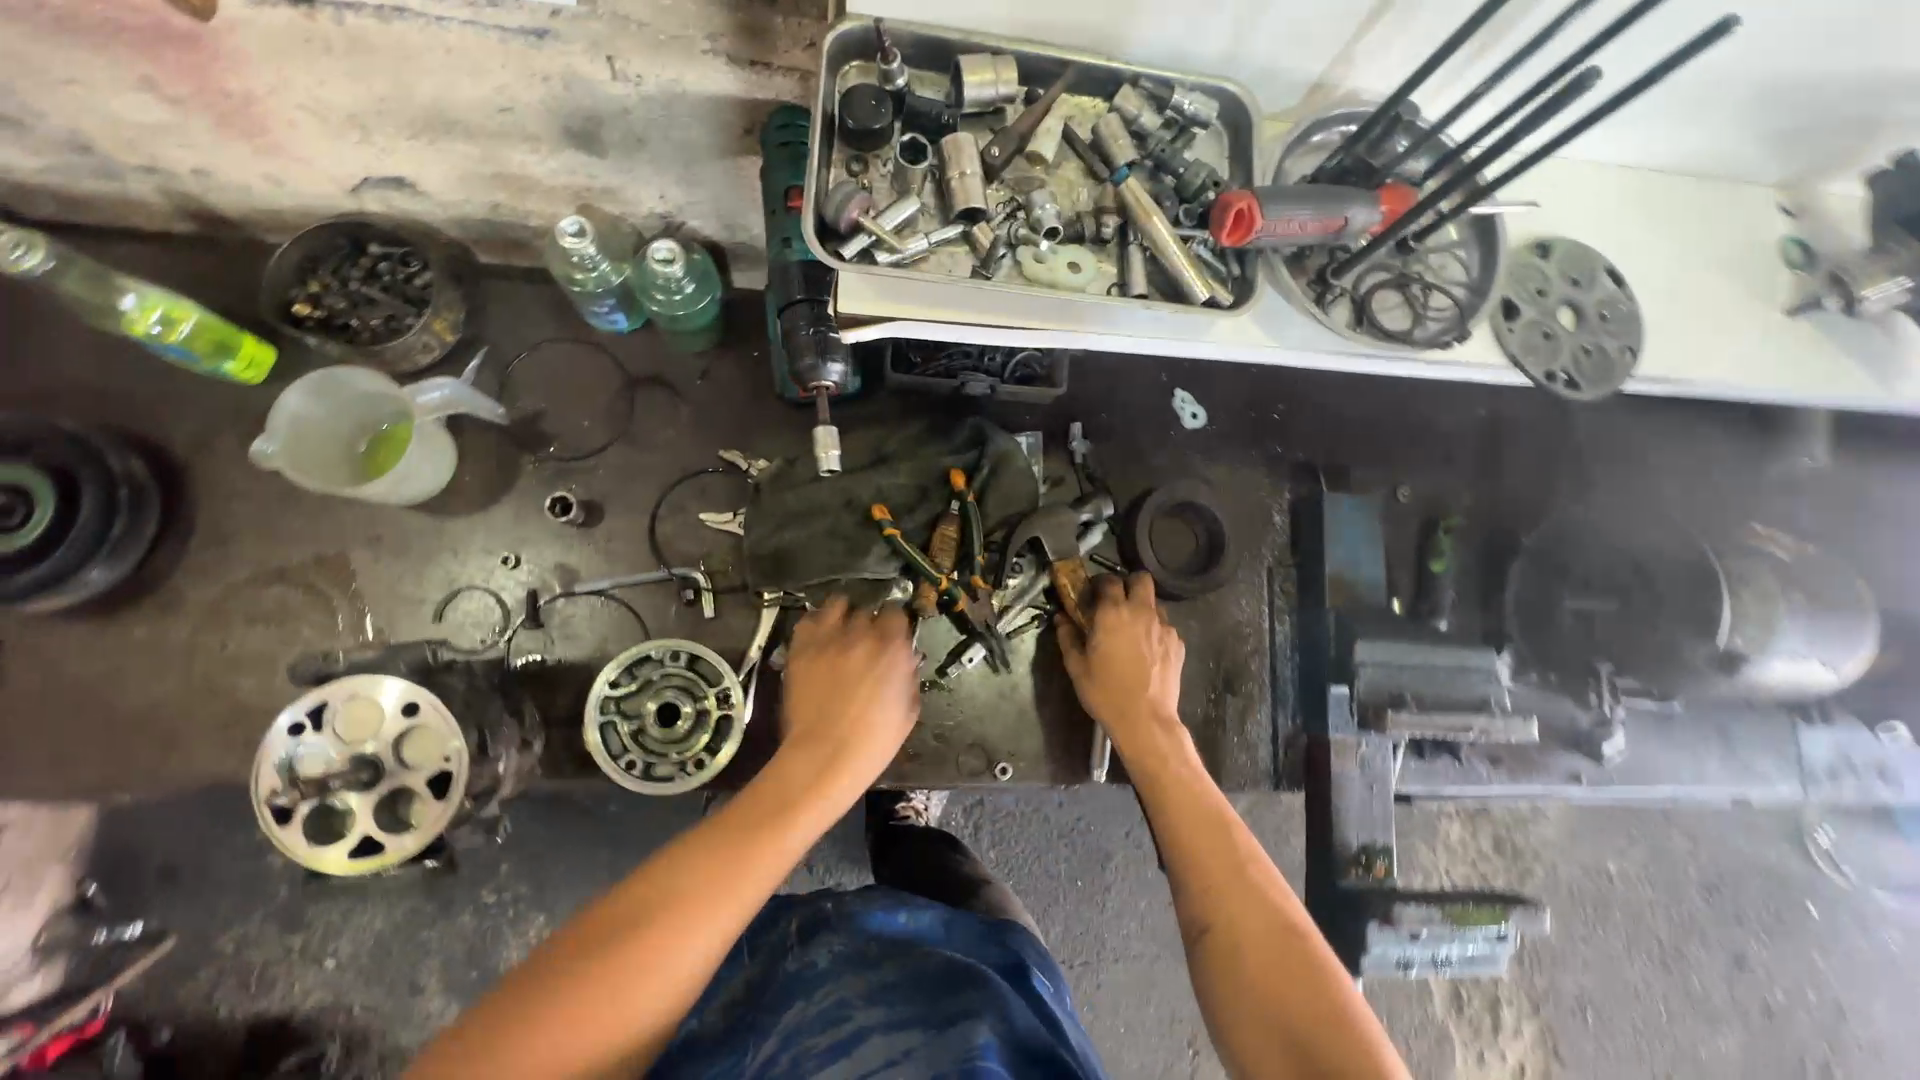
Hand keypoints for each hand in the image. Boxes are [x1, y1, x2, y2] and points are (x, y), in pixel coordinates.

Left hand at [777, 595, 920, 788]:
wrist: (825, 756)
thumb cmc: (873, 742)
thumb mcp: (908, 712)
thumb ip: (908, 678)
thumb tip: (906, 662)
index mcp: (893, 649)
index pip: (896, 614)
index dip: (893, 626)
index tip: (891, 638)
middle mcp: (862, 634)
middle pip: (867, 612)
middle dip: (869, 625)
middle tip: (865, 645)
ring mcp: (828, 638)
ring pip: (838, 606)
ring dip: (843, 616)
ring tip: (841, 633)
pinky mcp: (801, 647)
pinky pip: (809, 620)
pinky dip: (816, 624)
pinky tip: (819, 638)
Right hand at [1056, 573, 1186, 752]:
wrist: (1145, 719)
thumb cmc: (1105, 692)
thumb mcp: (1076, 667)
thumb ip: (1067, 637)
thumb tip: (1061, 619)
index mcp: (1113, 613)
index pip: (1108, 580)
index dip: (1099, 583)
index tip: (1092, 595)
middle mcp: (1141, 612)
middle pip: (1141, 578)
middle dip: (1129, 584)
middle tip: (1117, 602)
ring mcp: (1164, 626)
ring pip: (1155, 602)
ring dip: (1143, 607)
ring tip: (1133, 629)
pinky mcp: (1178, 643)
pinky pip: (1165, 626)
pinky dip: (1155, 630)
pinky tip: (1147, 651)